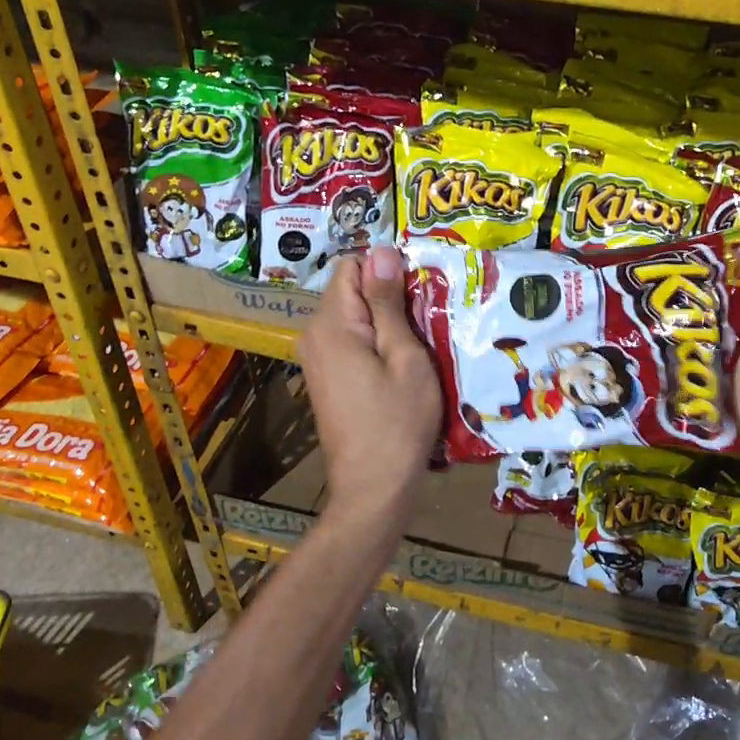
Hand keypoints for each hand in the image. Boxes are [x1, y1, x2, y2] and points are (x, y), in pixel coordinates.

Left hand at [296, 246, 441, 517]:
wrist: (374, 488)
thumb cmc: (398, 422)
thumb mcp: (405, 357)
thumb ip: (388, 303)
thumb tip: (381, 251)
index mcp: (331, 325)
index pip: (351, 265)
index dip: (386, 270)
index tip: (418, 293)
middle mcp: (313, 334)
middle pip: (350, 289)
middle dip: (386, 295)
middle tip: (425, 320)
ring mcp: (315, 358)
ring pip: (352, 315)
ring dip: (384, 321)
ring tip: (418, 343)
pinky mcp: (324, 377)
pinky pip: (348, 340)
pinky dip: (374, 342)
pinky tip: (400, 364)